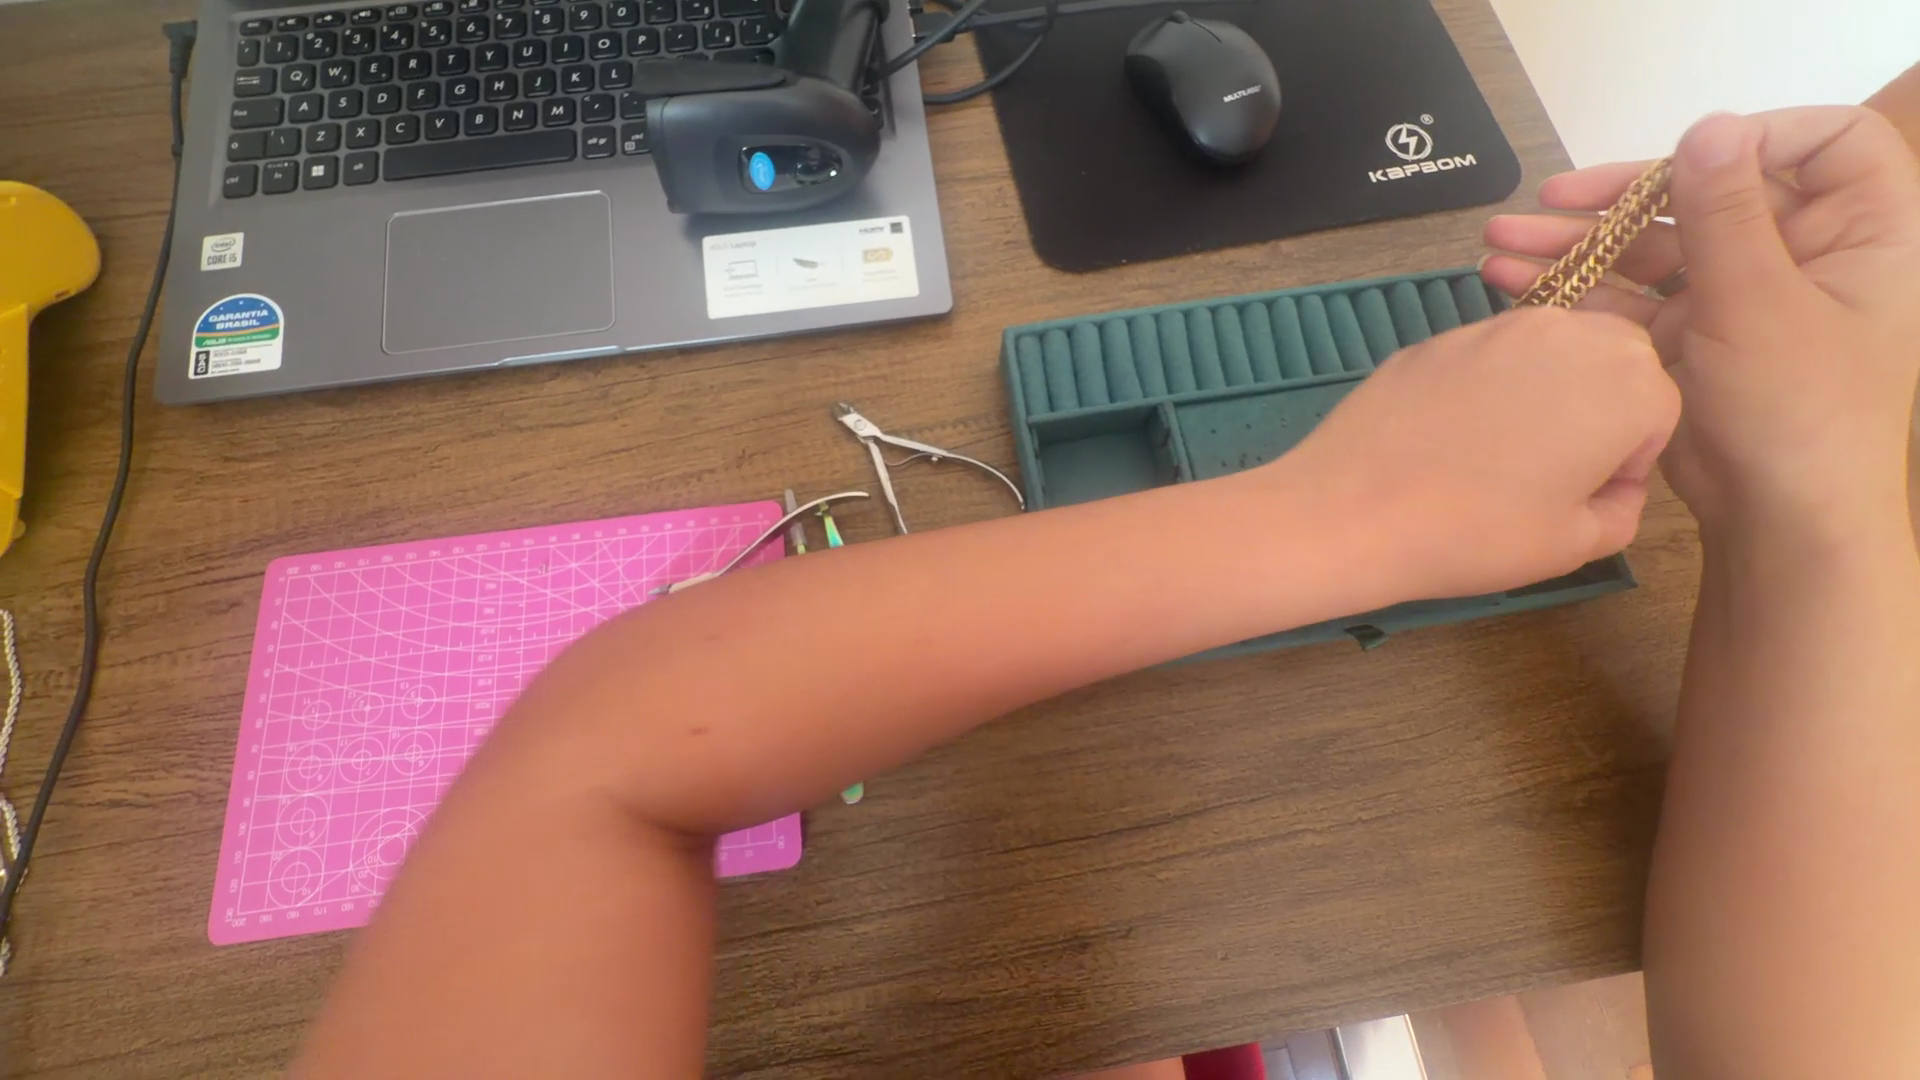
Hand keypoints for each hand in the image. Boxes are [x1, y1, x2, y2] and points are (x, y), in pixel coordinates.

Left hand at [1283, 305, 1678, 600]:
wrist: (1347, 513)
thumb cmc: (1473, 533)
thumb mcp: (1575, 543)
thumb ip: (1620, 506)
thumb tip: (1607, 483)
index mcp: (1625, 377)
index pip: (1655, 413)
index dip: (1621, 461)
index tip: (1573, 496)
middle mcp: (1558, 333)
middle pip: (1602, 363)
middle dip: (1588, 408)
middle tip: (1537, 468)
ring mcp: (1480, 332)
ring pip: (1534, 356)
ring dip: (1528, 394)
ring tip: (1479, 456)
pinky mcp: (1421, 346)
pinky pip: (1469, 364)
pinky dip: (1467, 393)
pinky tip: (1432, 441)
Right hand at [1482, 108, 1919, 543]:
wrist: (1768, 507)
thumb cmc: (1795, 402)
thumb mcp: (1758, 302)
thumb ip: (1726, 217)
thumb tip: (1709, 125)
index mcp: (1852, 232)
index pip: (1819, 147)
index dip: (1750, 140)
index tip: (1675, 157)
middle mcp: (1787, 256)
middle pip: (1701, 201)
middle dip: (1615, 201)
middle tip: (1541, 202)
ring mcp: (1723, 299)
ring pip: (1642, 255)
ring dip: (1571, 248)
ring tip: (1496, 245)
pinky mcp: (1671, 338)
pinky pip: (1616, 302)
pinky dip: (1567, 293)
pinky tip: (1510, 284)